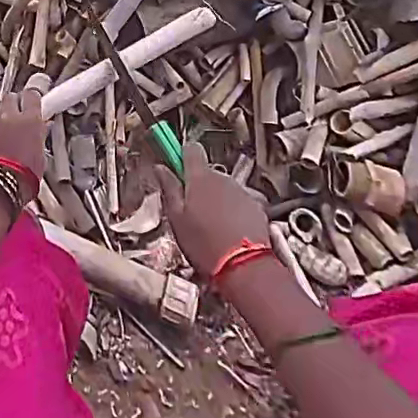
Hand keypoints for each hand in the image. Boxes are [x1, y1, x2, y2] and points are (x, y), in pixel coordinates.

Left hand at [0, 84, 45, 180]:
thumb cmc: (19, 182)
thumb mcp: (40, 159)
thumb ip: (39, 137)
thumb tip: (41, 128)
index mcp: (31, 121)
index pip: (31, 95)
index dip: (29, 99)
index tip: (29, 103)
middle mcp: (9, 116)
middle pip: (10, 97)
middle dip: (11, 105)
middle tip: (12, 117)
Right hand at [153, 141, 271, 282]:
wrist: (244, 268)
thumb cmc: (205, 245)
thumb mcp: (177, 218)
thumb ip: (169, 188)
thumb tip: (161, 169)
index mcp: (200, 177)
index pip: (190, 149)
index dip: (182, 156)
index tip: (176, 168)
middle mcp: (222, 178)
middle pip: (207, 172)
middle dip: (198, 186)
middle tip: (190, 210)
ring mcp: (241, 191)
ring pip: (223, 188)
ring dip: (216, 199)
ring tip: (210, 226)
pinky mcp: (256, 206)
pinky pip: (239, 201)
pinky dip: (233, 211)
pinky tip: (228, 231)